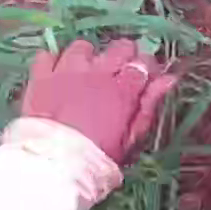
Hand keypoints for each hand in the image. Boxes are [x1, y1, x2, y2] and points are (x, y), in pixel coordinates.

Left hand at [20, 39, 176, 162]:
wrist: (55, 162)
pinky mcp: (41, 75)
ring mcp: (67, 70)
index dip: (147, 68)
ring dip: (88, 57)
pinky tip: (58, 74)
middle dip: (124, 56)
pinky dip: (55, 61)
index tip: (146, 79)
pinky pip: (48, 54)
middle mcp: (97, 72)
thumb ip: (149, 106)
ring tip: (86, 74)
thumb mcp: (131, 137)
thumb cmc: (99, 155)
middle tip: (120, 74)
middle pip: (118, 48)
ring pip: (83, 47)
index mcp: (122, 89)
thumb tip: (168, 80)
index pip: (143, 63)